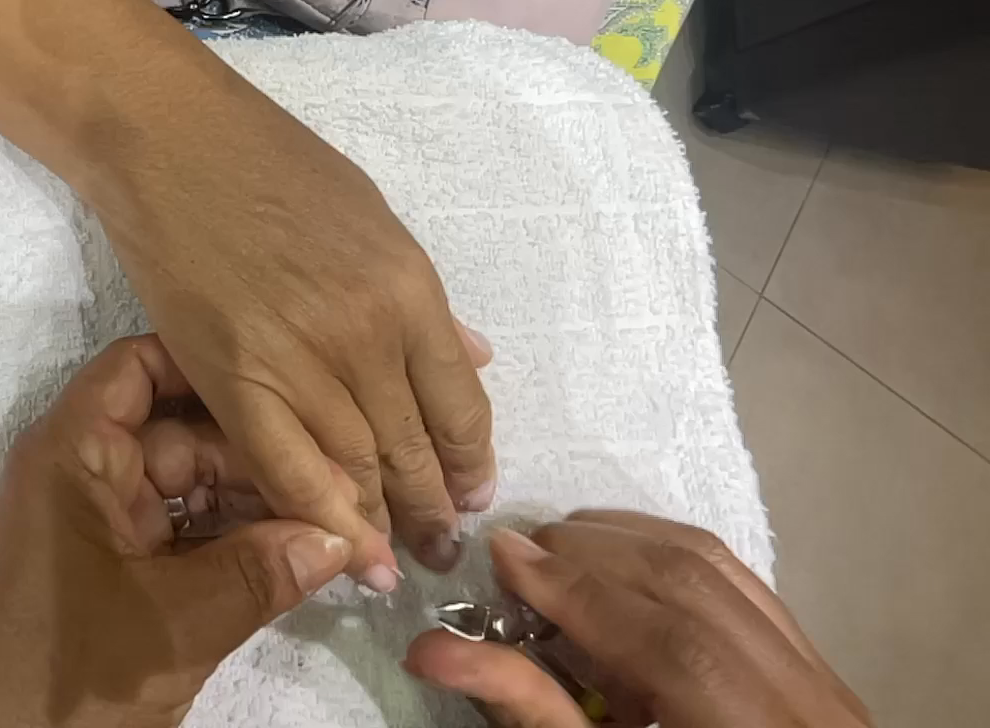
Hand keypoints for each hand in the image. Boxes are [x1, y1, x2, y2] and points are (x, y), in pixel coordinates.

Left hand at [0, 336, 351, 727]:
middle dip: (256, 450)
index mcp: (76, 448)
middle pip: (180, 426)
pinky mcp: (114, 554)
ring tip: (337, 511)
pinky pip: (179, 523)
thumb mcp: (170, 626)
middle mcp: (87, 464)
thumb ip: (257, 574)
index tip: (283, 375)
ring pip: (187, 479)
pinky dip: (229, 534)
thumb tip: (342, 536)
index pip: (139, 365)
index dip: (206, 361)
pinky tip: (295, 547)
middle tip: (344, 473)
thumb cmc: (62, 674)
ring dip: (251, 498)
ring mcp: (100, 510)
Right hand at [98, 88, 495, 583]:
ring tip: (388, 555)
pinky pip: (284, 467)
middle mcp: (365, 338)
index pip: (459, 406)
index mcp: (407, 288)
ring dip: (378, 521)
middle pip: (411, 450)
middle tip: (433, 546)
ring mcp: (297, 362)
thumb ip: (417, 296)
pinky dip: (317, 517)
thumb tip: (472, 356)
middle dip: (429, 509)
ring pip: (354, 469)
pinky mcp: (228, 378)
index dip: (468, 463)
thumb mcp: (366, 213)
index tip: (466, 494)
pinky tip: (340, 551)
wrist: (169, 142)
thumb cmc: (265, 159)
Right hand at [404, 513, 872, 727]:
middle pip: (688, 580)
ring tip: (551, 553)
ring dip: (614, 537)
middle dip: (585, 552)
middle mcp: (811, 701)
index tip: (500, 555)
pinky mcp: (802, 648)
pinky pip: (725, 566)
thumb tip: (426, 649)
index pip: (673, 646)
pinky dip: (651, 543)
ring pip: (709, 559)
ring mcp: (818, 670)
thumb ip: (525, 706)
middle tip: (515, 559)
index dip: (577, 591)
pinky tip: (605, 557)